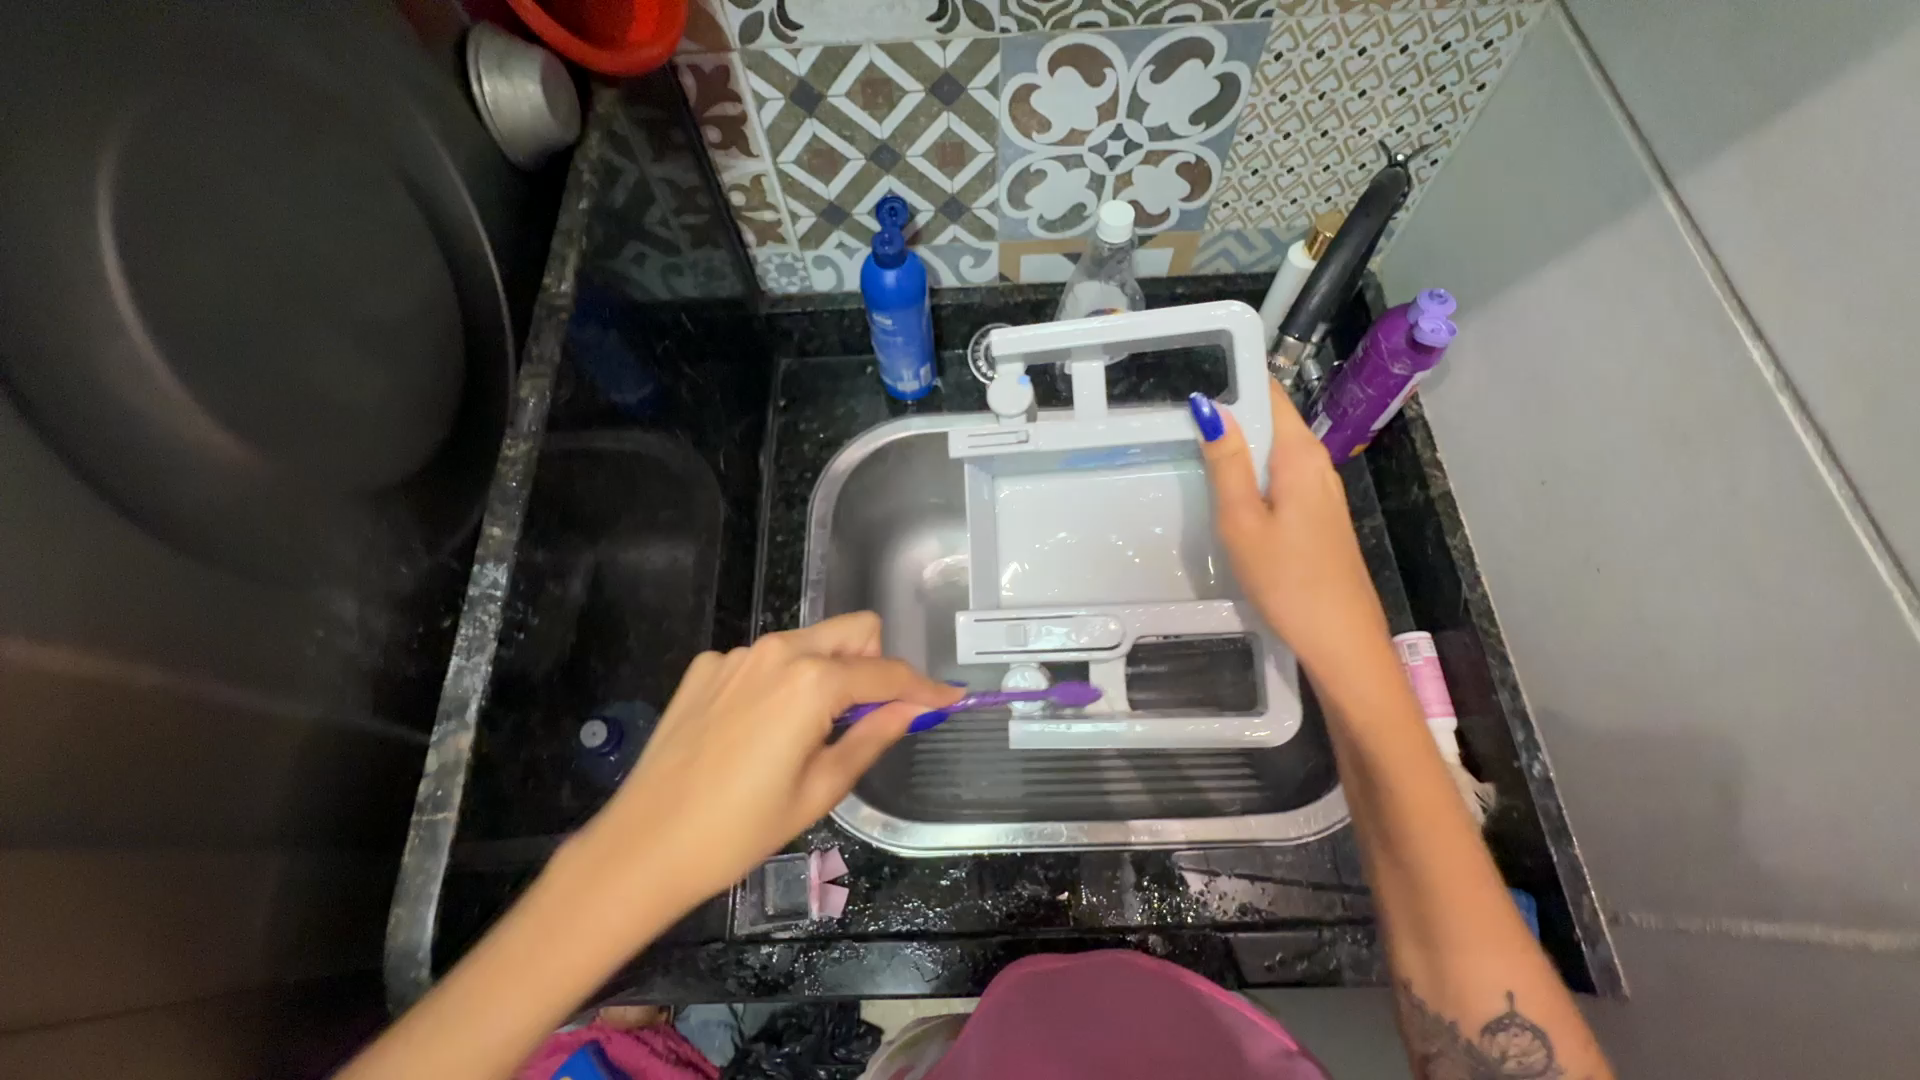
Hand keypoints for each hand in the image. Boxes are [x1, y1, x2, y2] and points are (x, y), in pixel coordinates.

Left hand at [569, 612, 962, 914]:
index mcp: (812, 681)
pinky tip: (759, 731)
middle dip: (876, 665)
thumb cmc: (740, 830)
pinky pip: (766, 660)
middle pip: (853, 631)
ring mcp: (737, 656)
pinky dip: (781, 683)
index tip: (949, 699)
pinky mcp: (706, 668)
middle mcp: (777, 651)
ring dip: (829, 672)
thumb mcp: (820, 789)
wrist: (643, 846)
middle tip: (872, 717)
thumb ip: (874, 736)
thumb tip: (915, 709)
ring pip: (810, 642)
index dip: (923, 689)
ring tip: (813, 731)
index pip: (887, 674)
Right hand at [1188, 381, 1392, 678]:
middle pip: (1270, 421)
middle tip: (1173, 413)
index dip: (1233, 379)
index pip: (1268, 395)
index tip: (1190, 375)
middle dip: (1228, 411)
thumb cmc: (1287, 580)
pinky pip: (1278, 478)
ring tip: (1188, 443)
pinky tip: (1224, 489)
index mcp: (1300, 455)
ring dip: (1236, 445)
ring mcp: (1320, 491)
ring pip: (1272, 452)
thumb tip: (1209, 405)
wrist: (1340, 639)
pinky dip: (1250, 474)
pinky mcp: (1317, 516)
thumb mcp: (1243, 521)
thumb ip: (1227, 463)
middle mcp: (1316, 463)